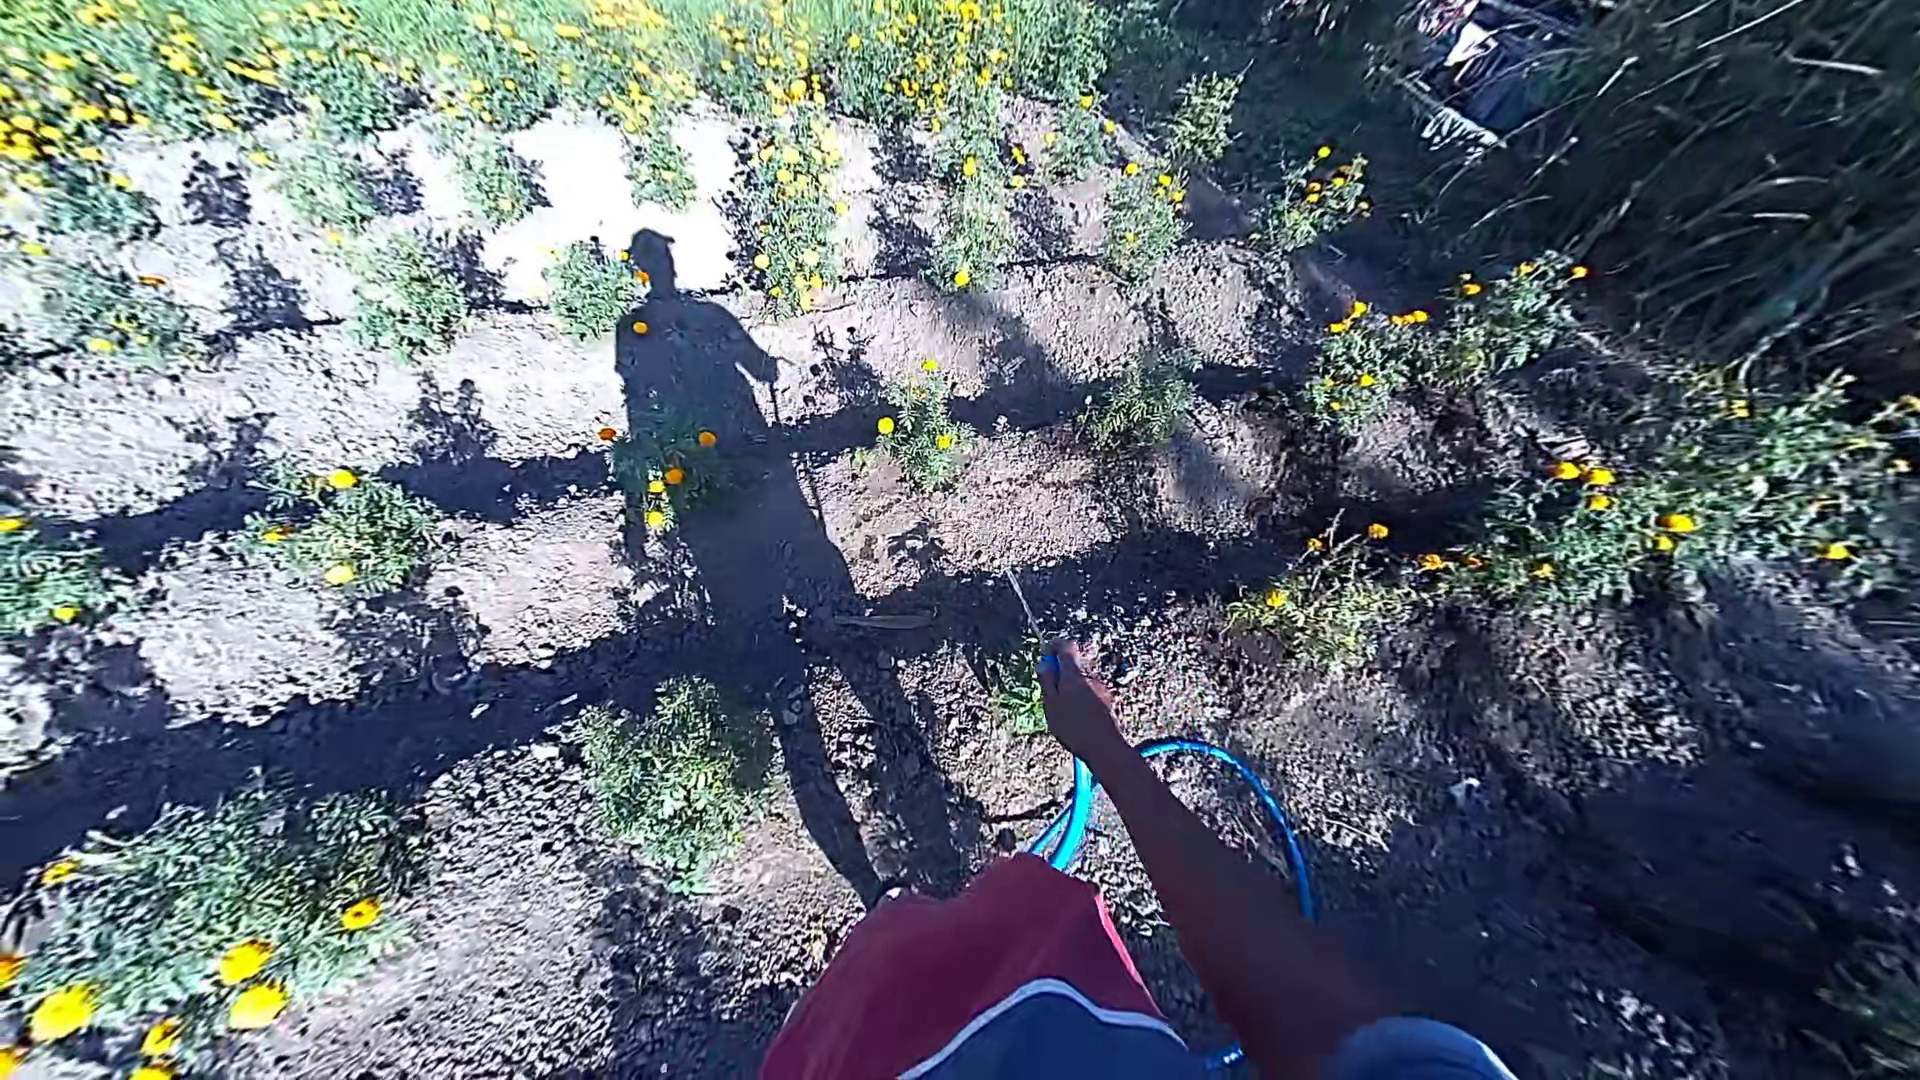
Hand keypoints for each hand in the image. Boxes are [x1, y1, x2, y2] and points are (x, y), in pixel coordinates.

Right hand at [1038, 639, 1128, 766]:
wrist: (1105, 748)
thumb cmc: (1074, 728)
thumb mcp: (1051, 704)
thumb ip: (1047, 681)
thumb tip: (1044, 664)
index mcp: (1074, 675)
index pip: (1066, 646)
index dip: (1053, 647)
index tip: (1044, 656)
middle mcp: (1090, 677)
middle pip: (1073, 663)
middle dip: (1060, 671)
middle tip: (1049, 690)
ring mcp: (1101, 688)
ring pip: (1081, 679)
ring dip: (1070, 687)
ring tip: (1062, 710)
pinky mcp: (1107, 701)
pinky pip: (1089, 691)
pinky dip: (1080, 697)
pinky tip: (1076, 717)